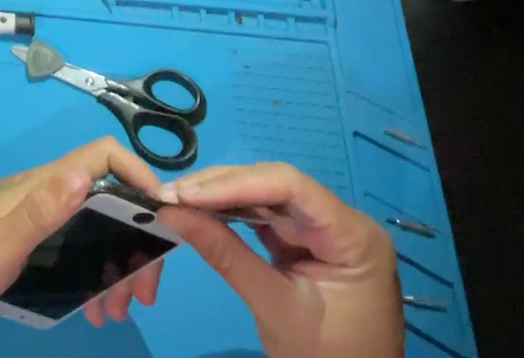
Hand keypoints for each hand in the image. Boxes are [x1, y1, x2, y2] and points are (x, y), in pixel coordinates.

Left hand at [0, 138, 163, 356]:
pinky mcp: (35, 233)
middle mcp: (47, 190)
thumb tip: (81, 173)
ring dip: (119, 263)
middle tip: (144, 292)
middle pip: (110, 196)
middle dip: (138, 238)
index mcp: (43, 183)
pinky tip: (98, 304)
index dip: (138, 174)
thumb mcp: (0, 240)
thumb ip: (41, 208)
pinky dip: (98, 271)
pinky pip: (81, 244)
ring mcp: (41, 211)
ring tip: (122, 308)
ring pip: (99, 224)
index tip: (164, 219)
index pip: (102, 156)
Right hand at [100, 163, 403, 357]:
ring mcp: (322, 229)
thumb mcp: (273, 307)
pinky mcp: (305, 240)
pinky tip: (201, 211)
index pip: (289, 186)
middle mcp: (341, 220)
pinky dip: (230, 212)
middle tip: (171, 195)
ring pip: (264, 195)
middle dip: (220, 187)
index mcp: (352, 235)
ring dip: (219, 196)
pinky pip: (264, 214)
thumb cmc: (324, 357)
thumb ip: (225, 254)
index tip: (187, 194)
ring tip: (178, 200)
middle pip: (274, 184)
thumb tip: (170, 212)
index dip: (235, 183)